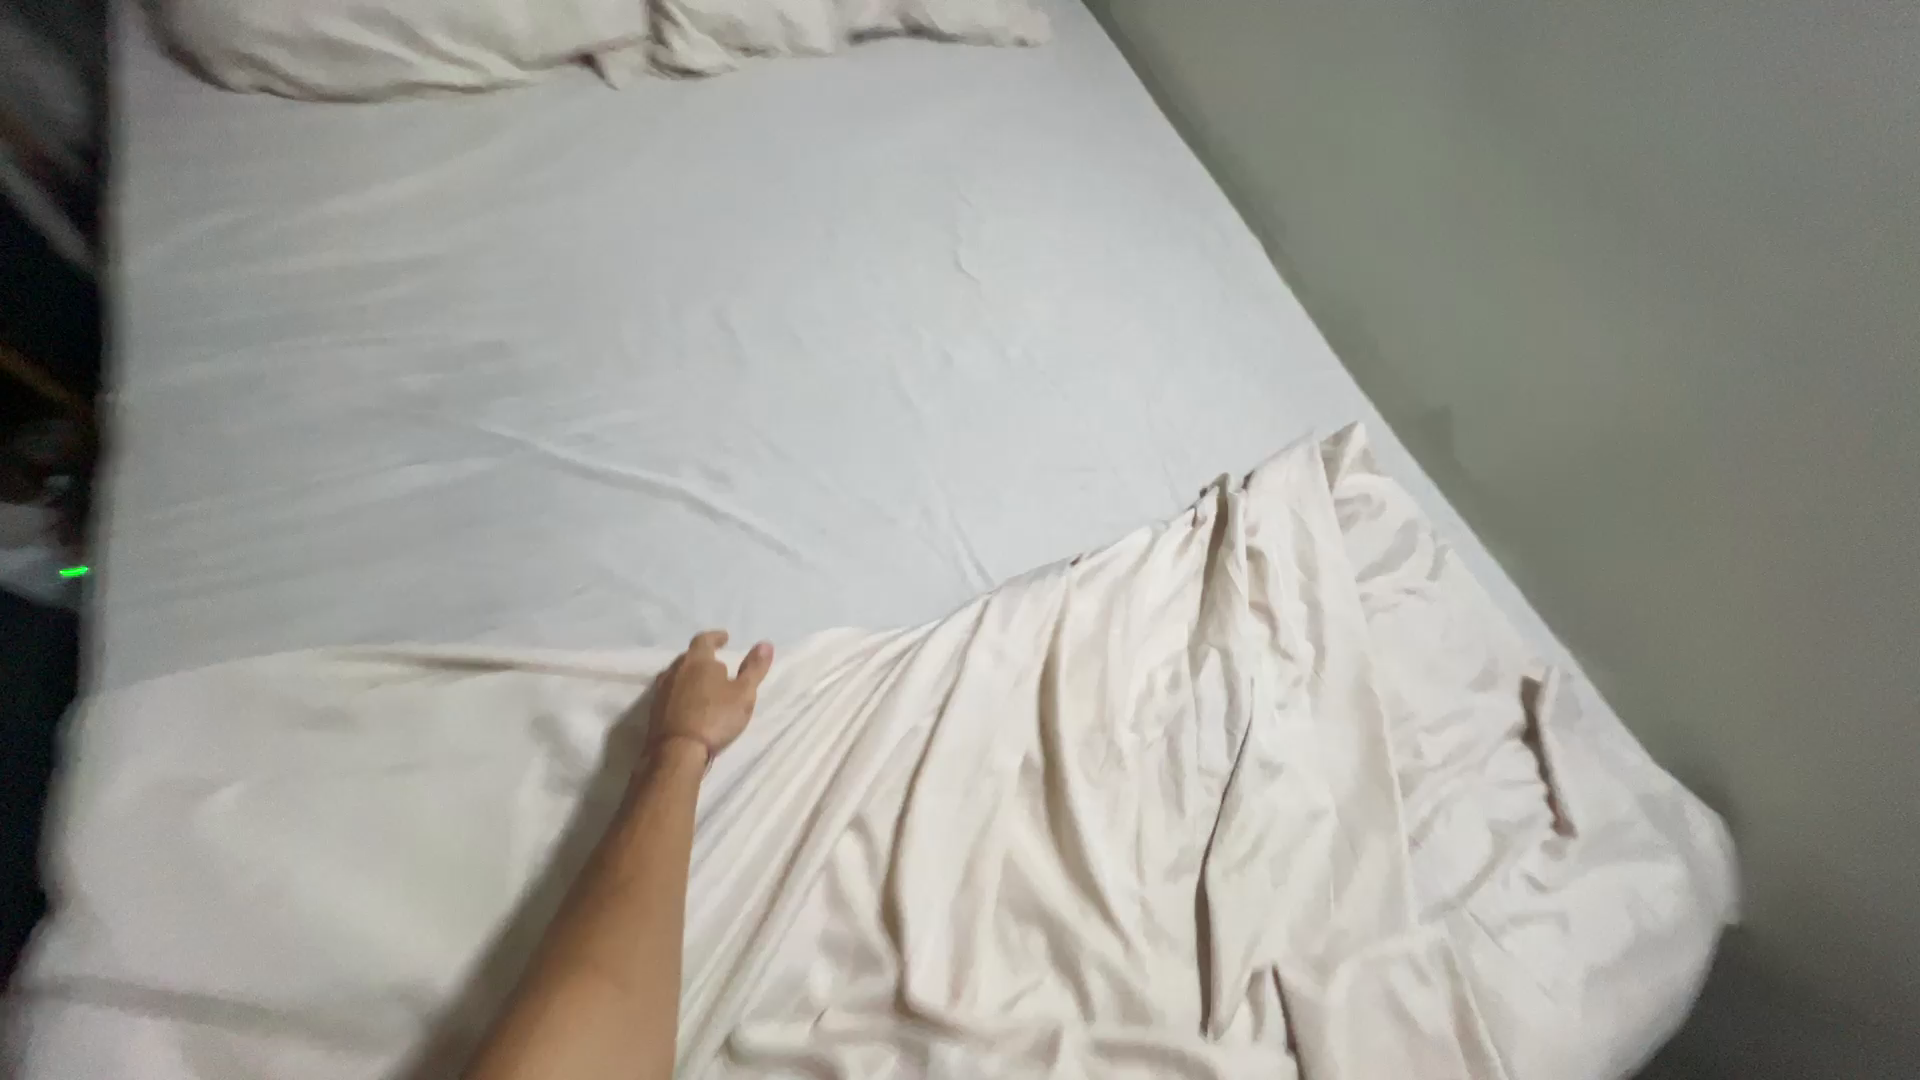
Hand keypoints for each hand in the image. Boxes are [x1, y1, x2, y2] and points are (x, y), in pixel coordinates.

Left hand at [648, 630, 773, 764]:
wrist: (677, 751)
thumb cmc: (715, 717)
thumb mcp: (744, 693)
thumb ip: (754, 668)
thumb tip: (765, 643)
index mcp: (697, 661)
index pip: (704, 639)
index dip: (715, 637)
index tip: (725, 638)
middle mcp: (675, 670)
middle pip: (688, 657)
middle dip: (702, 657)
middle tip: (716, 663)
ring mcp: (661, 691)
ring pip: (676, 674)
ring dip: (690, 675)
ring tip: (702, 683)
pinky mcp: (654, 710)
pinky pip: (669, 692)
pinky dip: (680, 692)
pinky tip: (688, 704)